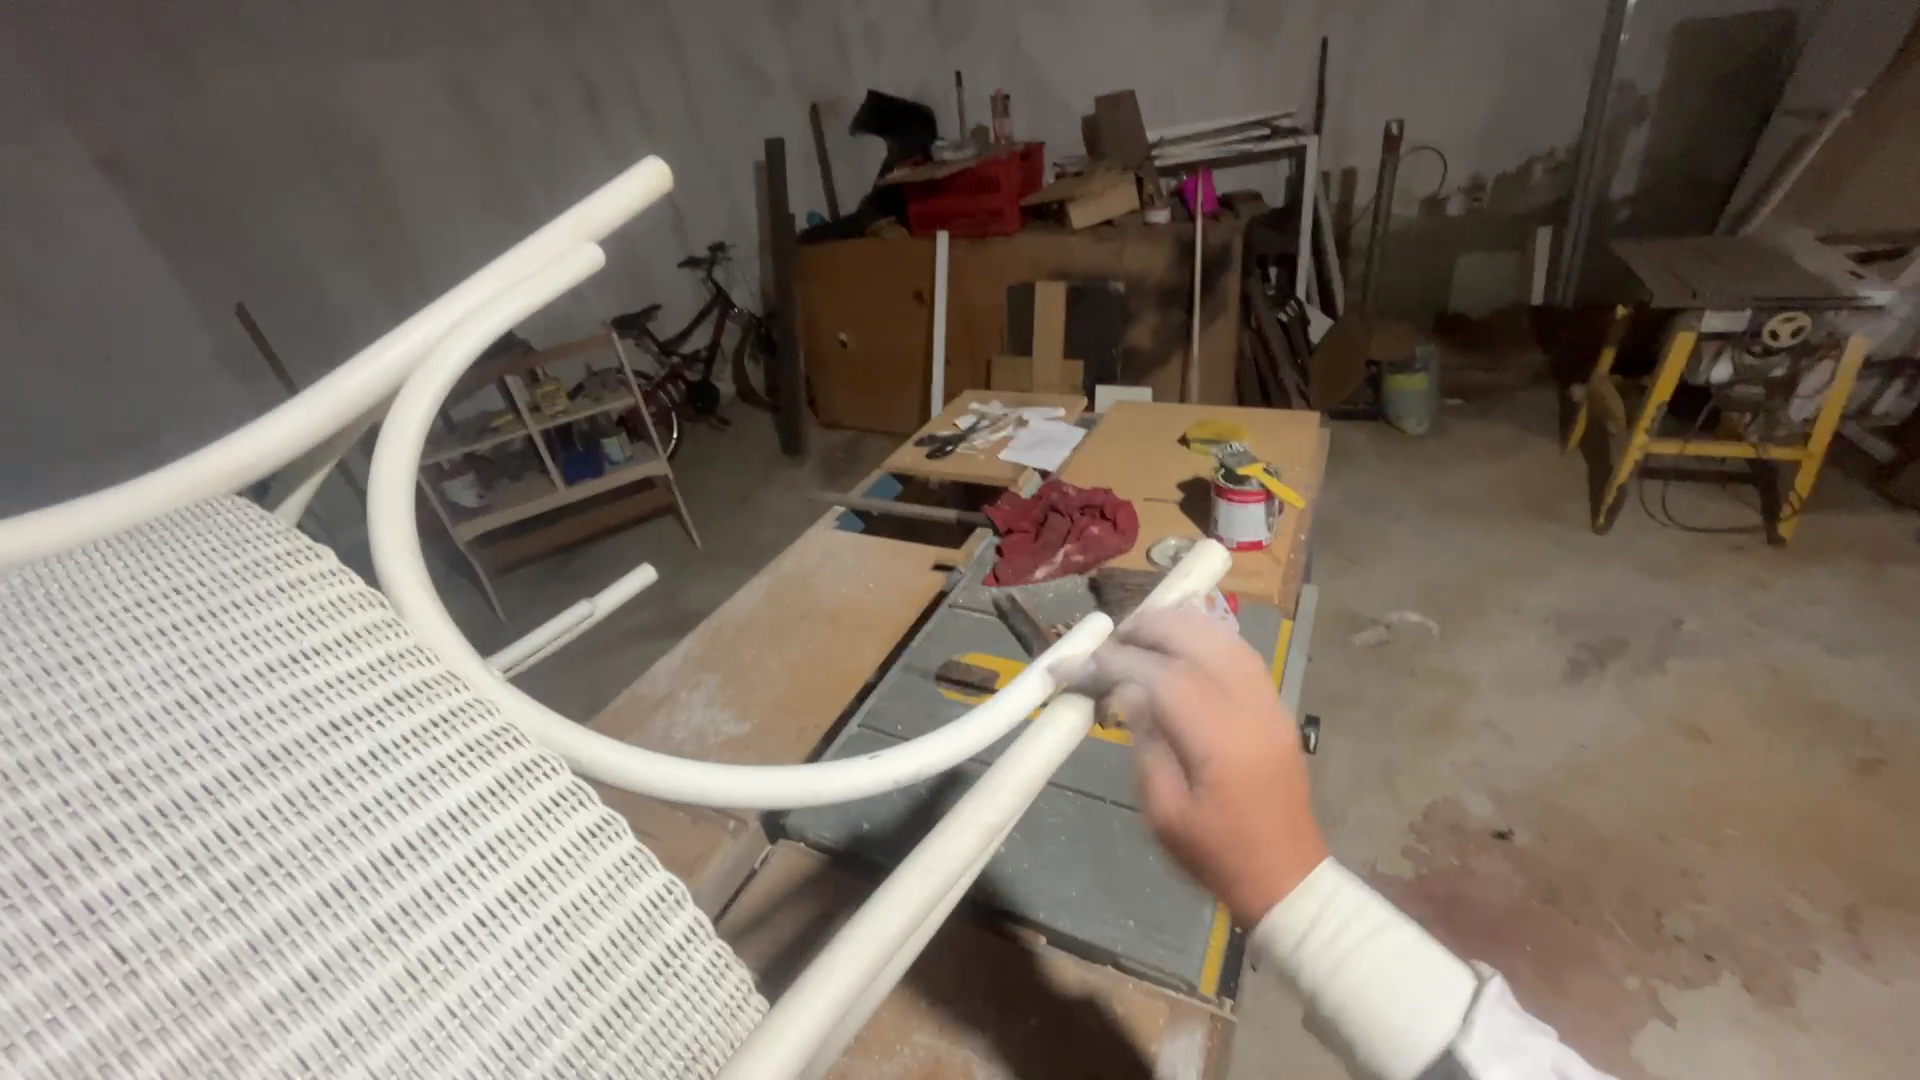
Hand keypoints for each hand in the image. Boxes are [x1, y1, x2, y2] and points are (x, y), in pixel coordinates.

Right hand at [1068, 604, 1326, 924]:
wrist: (1288, 879)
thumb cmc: (1217, 854)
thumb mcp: (1164, 813)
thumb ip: (1146, 743)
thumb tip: (1127, 690)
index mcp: (1219, 740)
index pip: (1159, 675)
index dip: (1112, 661)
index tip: (1073, 664)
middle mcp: (1249, 707)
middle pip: (1194, 638)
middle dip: (1144, 629)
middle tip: (1105, 644)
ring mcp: (1269, 702)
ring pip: (1220, 635)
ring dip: (1174, 625)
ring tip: (1135, 637)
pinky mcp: (1276, 705)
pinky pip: (1239, 651)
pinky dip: (1203, 636)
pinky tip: (1177, 644)